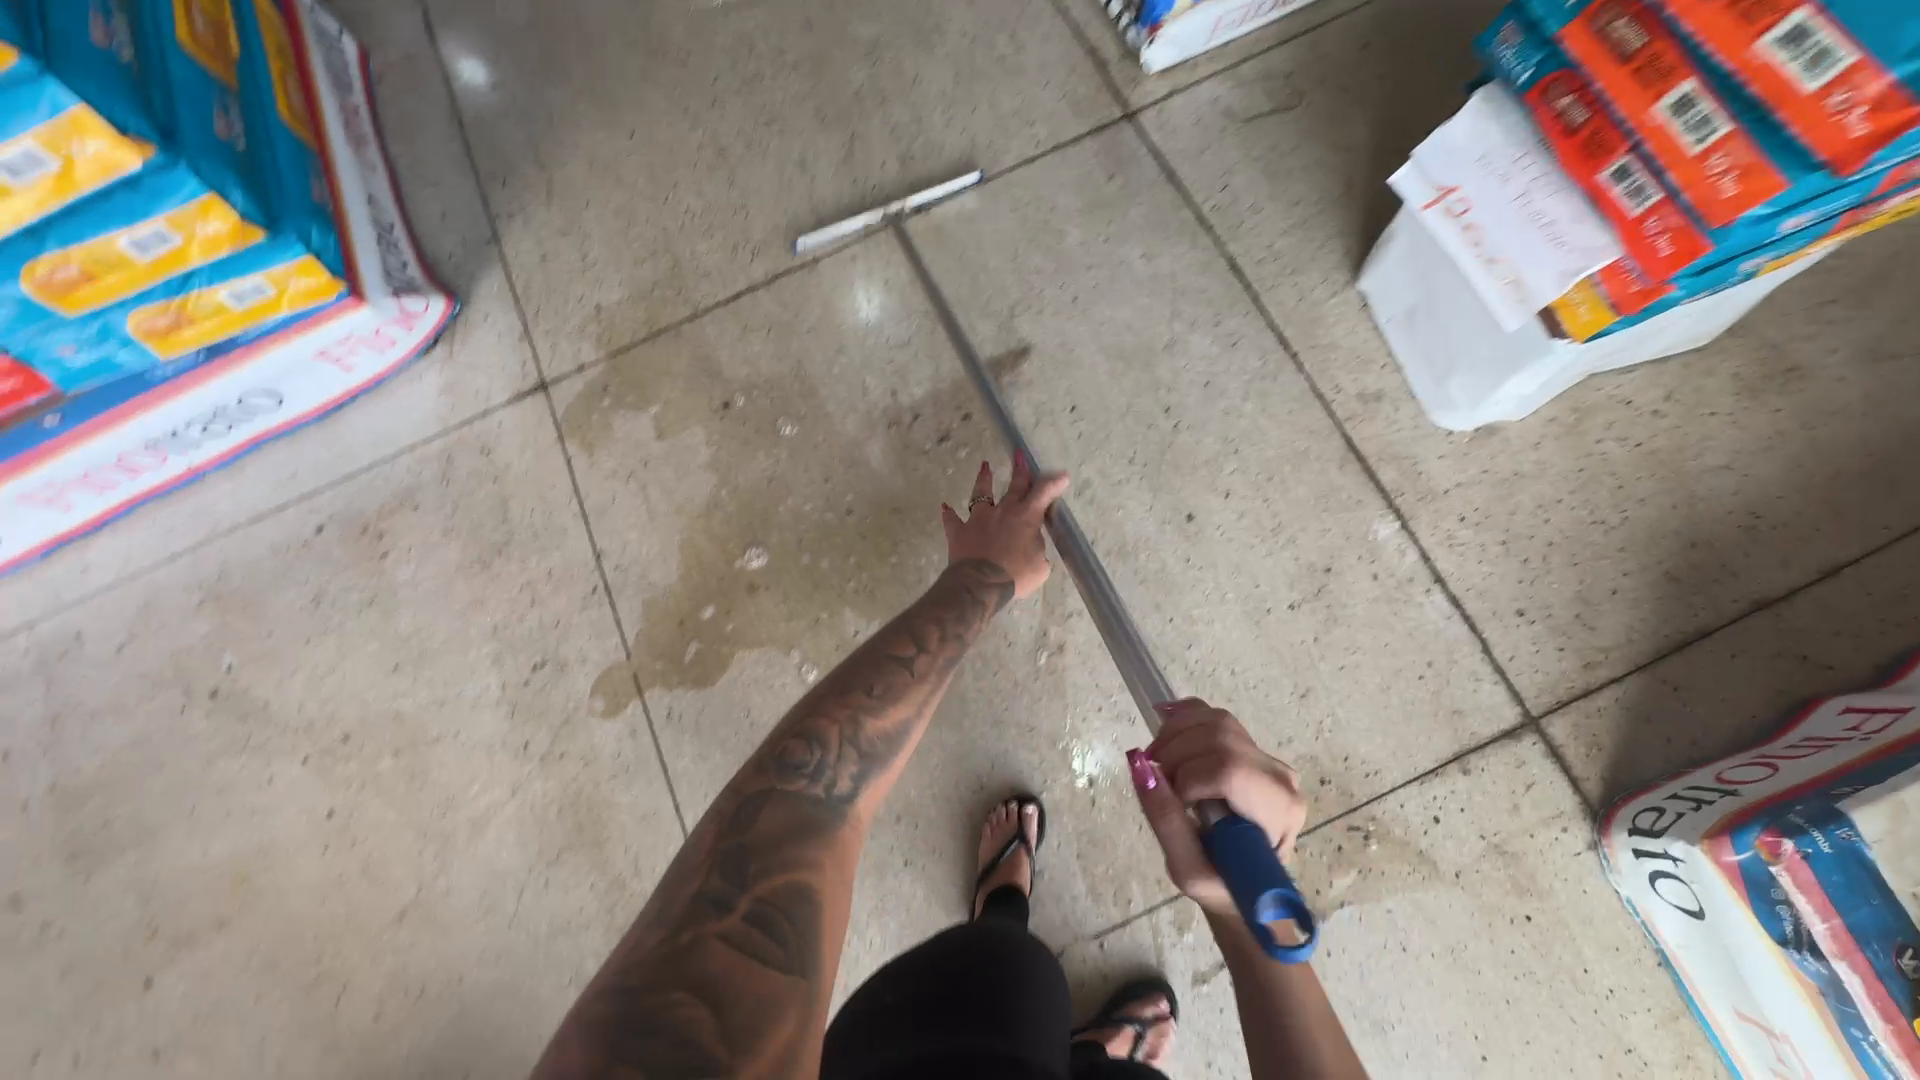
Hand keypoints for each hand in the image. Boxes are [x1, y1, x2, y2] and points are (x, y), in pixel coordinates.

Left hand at [941, 456, 1068, 600]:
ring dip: (983, 479)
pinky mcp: (959, 531)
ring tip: (984, 466)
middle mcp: (1003, 511)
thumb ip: (1038, 549)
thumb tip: (1032, 544)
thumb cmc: (1016, 575)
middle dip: (1020, 470)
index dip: (1054, 483)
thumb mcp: (1040, 565)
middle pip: (1014, 486)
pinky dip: (949, 514)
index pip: (1044, 493)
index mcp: (1026, 517)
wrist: (980, 583)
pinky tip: (945, 507)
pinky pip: (952, 520)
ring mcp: (978, 519)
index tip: (1062, 475)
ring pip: (981, 494)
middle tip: (1020, 455)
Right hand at [1128, 699, 1306, 915]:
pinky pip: (1213, 716)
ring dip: (1174, 736)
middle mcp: (1279, 778)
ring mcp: (1267, 759)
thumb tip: (1140, 767)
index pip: (1229, 769)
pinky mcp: (1249, 748)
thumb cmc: (1221, 886)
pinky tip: (1163, 734)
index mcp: (1277, 812)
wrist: (1245, 887)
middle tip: (1158, 784)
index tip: (1175, 805)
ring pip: (1215, 720)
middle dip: (1175, 754)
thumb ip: (1165, 821)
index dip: (1188, 779)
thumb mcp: (1187, 871)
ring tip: (1160, 766)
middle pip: (1220, 736)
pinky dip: (1182, 718)